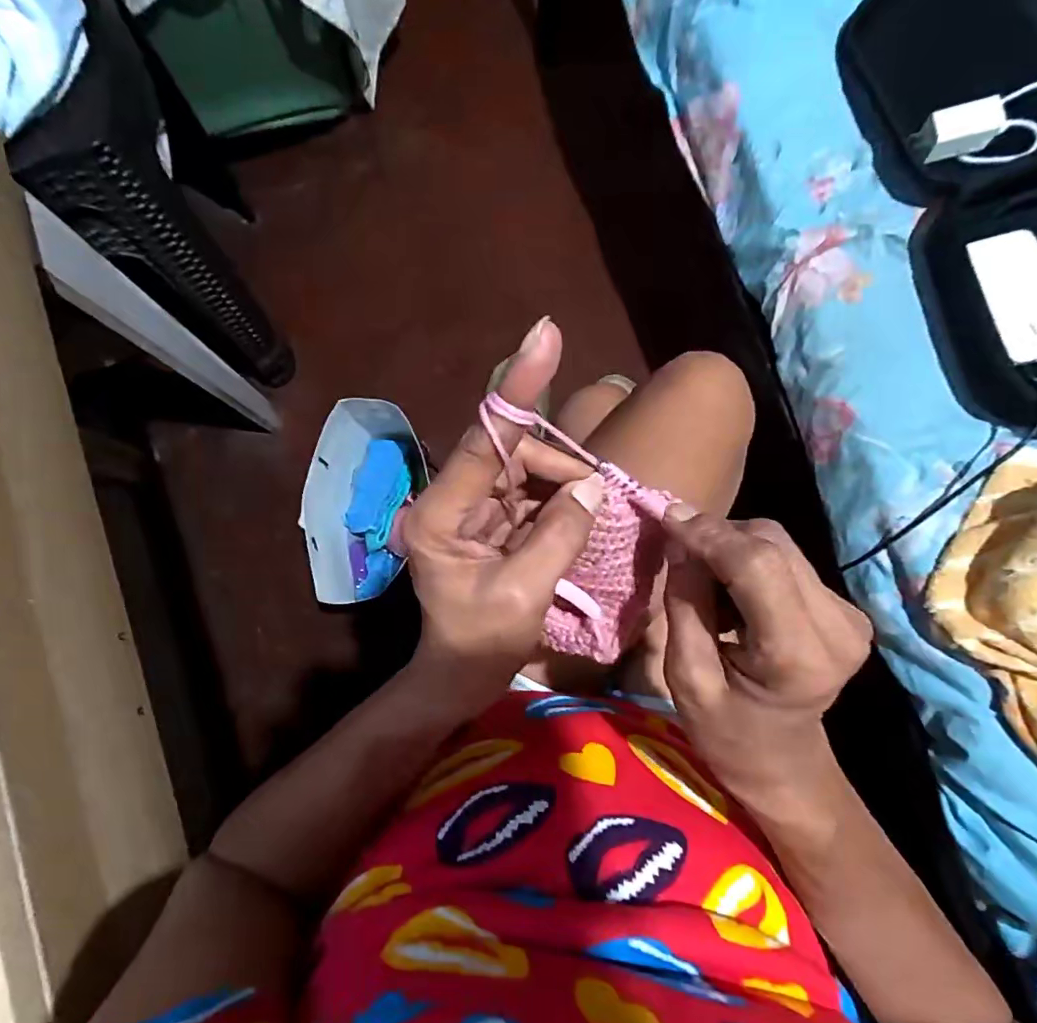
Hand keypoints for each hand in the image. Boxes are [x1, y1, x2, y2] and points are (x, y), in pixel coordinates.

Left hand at [401, 320, 603, 699]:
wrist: (460, 675)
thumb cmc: (480, 644)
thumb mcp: (521, 593)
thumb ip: (558, 533)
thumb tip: (593, 485)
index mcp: (440, 513)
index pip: (483, 438)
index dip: (517, 387)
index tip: (544, 333)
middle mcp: (451, 500)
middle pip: (510, 451)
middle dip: (557, 464)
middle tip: (595, 494)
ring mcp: (472, 509)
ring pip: (524, 469)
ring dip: (562, 480)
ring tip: (589, 508)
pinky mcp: (492, 521)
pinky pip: (530, 492)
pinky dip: (559, 497)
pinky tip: (578, 511)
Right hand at [659, 509, 872, 823]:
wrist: (781, 761)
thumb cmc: (725, 731)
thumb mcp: (686, 676)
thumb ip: (684, 605)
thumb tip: (678, 539)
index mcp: (798, 653)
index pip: (757, 565)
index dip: (708, 533)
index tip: (665, 515)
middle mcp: (838, 624)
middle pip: (771, 543)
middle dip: (716, 537)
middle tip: (676, 555)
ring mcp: (848, 613)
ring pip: (779, 544)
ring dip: (730, 548)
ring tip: (701, 583)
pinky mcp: (843, 606)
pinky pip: (786, 559)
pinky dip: (746, 562)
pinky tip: (729, 593)